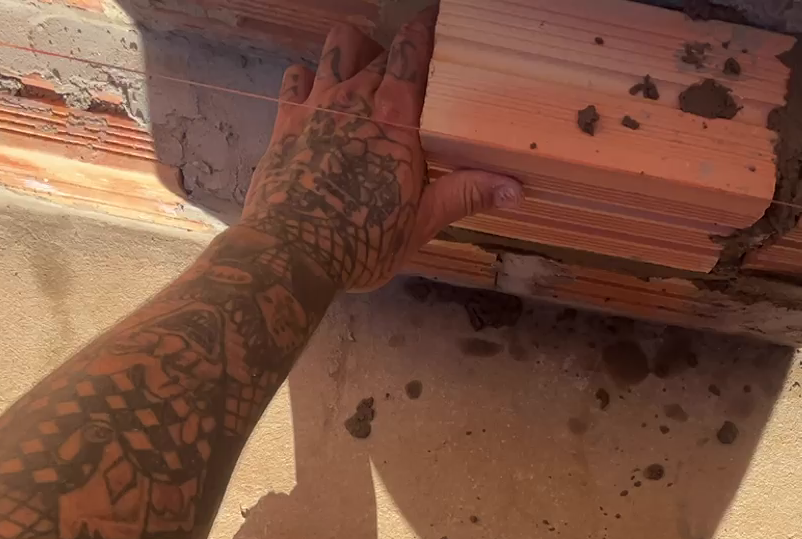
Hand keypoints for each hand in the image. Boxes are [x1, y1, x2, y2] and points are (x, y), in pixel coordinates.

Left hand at [241, 12, 520, 290]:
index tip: (434, 19)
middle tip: (409, 72)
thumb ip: (466, 195)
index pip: (411, 53)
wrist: (293, 252)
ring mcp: (315, 105)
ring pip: (335, 48)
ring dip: (353, 52)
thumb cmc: (365, 242)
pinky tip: (318, 96)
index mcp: (396, 119)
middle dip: (394, 53)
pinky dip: (310, 77)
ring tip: (364, 72)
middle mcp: (354, 99)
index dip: (424, 31)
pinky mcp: (285, 120)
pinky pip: (296, 76)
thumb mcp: (423, 224)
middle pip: (377, 50)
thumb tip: (517, 189)